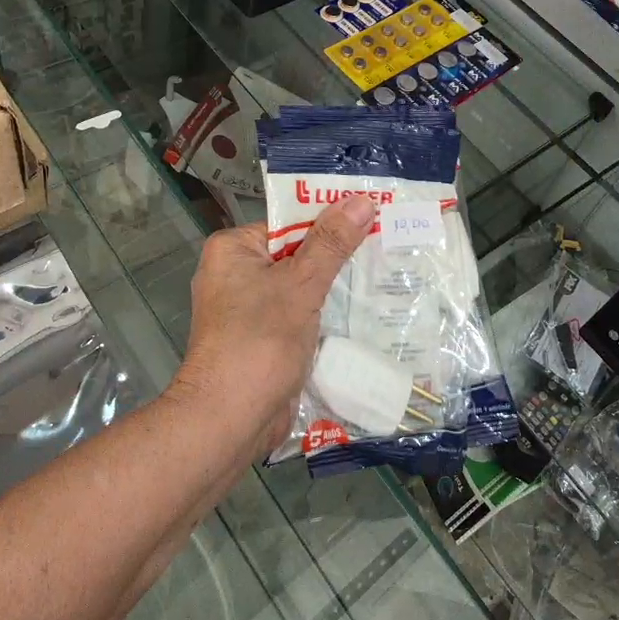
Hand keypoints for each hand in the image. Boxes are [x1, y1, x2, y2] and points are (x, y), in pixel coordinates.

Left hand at [174, 196, 376, 452]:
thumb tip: (361, 199)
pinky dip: (326, 316)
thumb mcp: (300, 285)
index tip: (373, 214)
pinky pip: (300, 316)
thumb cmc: (259, 341)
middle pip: (296, 254)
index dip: (330, 219)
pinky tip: (367, 312)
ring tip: (388, 272)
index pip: (288, 222)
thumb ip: (331, 243)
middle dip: (338, 255)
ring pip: (301, 288)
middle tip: (389, 241)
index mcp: (233, 250)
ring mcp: (249, 311)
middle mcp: (236, 275)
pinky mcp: (264, 341)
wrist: (229, 420)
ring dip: (336, 288)